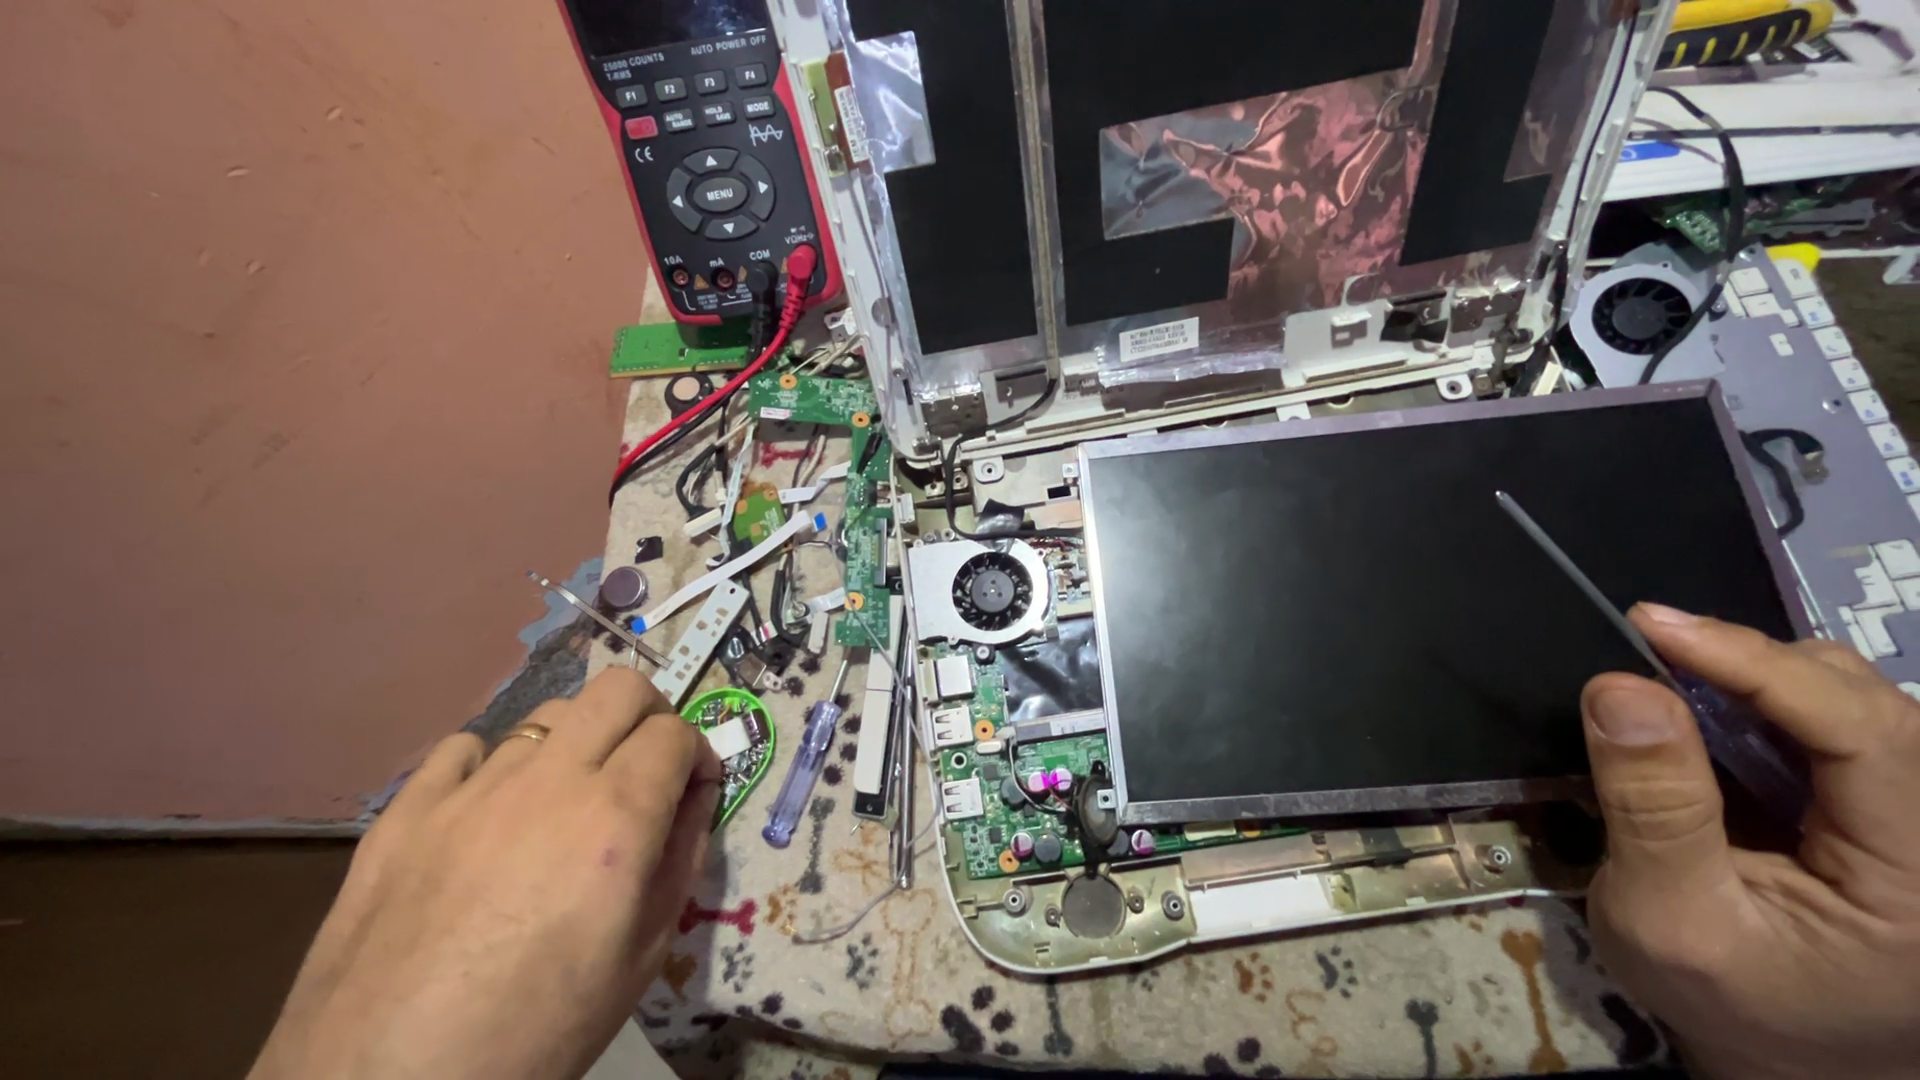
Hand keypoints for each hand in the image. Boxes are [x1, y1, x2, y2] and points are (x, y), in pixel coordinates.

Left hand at [250, 668, 721, 1079]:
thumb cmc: (540, 1028)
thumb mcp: (645, 953)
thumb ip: (682, 857)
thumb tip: (696, 796)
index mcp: (616, 818)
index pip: (677, 733)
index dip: (699, 756)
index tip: (695, 791)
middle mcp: (549, 781)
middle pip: (620, 688)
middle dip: (651, 715)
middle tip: (647, 765)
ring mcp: (471, 789)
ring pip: (548, 713)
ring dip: (578, 741)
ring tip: (567, 799)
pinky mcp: (405, 811)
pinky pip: (465, 748)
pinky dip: (494, 765)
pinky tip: (491, 811)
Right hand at [1581, 603, 1919, 1079]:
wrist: (1786, 1060)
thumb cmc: (1727, 1001)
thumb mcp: (1666, 917)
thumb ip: (1652, 807)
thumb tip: (1618, 688)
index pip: (1868, 733)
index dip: (1757, 663)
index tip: (1649, 622)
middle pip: (1876, 704)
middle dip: (1757, 663)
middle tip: (1649, 647)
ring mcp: (1917, 822)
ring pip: (1861, 705)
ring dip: (1760, 677)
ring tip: (1671, 677)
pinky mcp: (1884, 814)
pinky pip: (1836, 729)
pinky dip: (1763, 702)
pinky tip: (1706, 713)